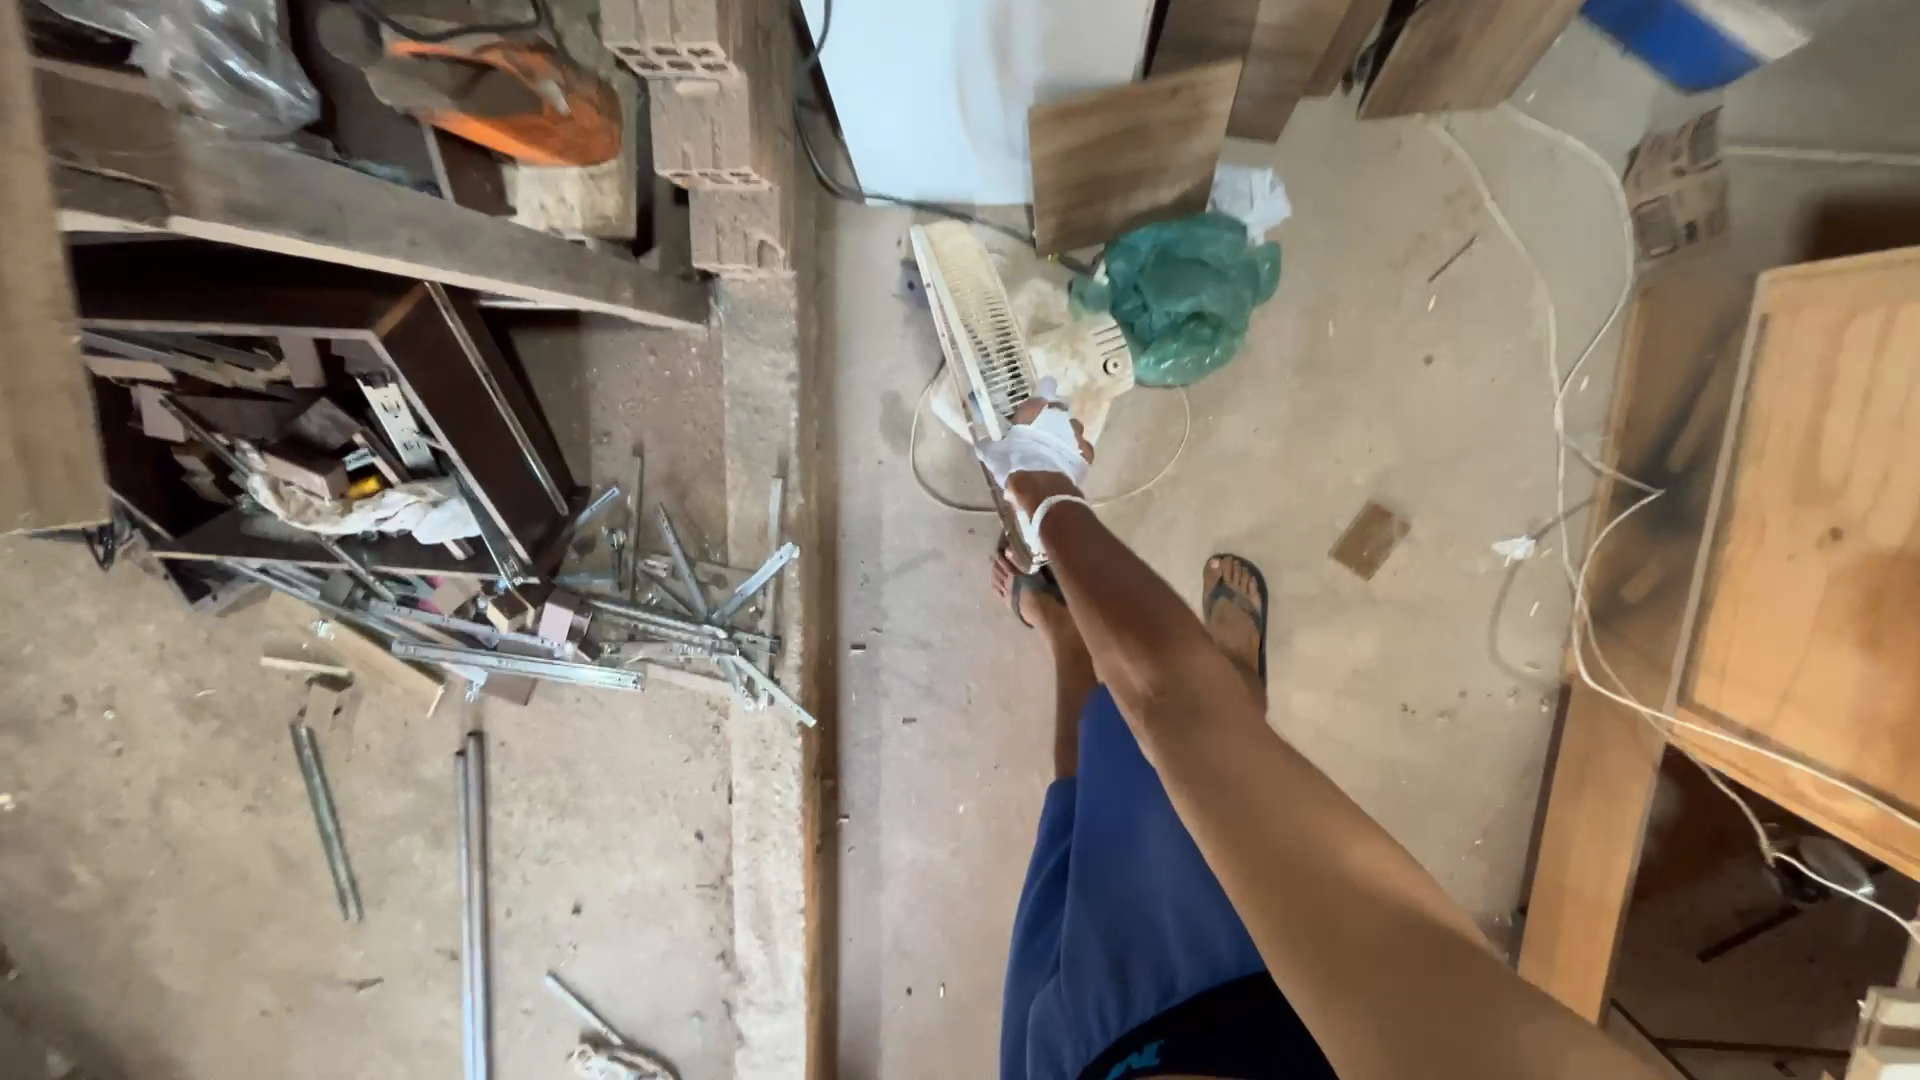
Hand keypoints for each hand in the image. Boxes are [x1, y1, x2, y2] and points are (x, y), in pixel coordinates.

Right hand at [999, 398, 1092, 516]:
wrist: (1041, 485)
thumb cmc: (1014, 462)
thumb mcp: (994, 454)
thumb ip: (990, 446)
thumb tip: (982, 444)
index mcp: (1036, 409)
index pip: (1044, 389)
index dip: (1042, 394)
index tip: (1037, 406)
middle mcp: (1059, 416)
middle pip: (1060, 409)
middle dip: (1053, 418)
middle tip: (1043, 430)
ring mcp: (1075, 434)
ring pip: (1073, 428)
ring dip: (1066, 435)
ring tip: (1055, 448)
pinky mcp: (1086, 453)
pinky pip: (1081, 449)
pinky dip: (1075, 454)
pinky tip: (1067, 462)